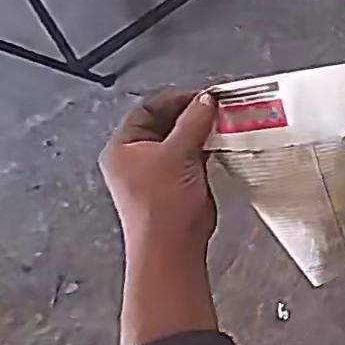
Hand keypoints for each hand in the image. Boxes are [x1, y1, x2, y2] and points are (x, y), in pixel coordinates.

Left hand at [100, 90, 217, 262]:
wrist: (172, 248)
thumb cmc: (163, 206)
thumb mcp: (178, 154)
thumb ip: (193, 122)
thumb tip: (206, 100)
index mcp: (123, 147)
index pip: (149, 110)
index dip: (177, 100)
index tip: (203, 96)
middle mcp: (136, 158)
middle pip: (166, 123)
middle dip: (191, 115)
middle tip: (216, 108)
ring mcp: (157, 171)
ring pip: (180, 140)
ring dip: (200, 132)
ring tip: (221, 123)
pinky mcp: (176, 183)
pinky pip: (191, 156)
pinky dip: (205, 148)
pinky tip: (220, 143)